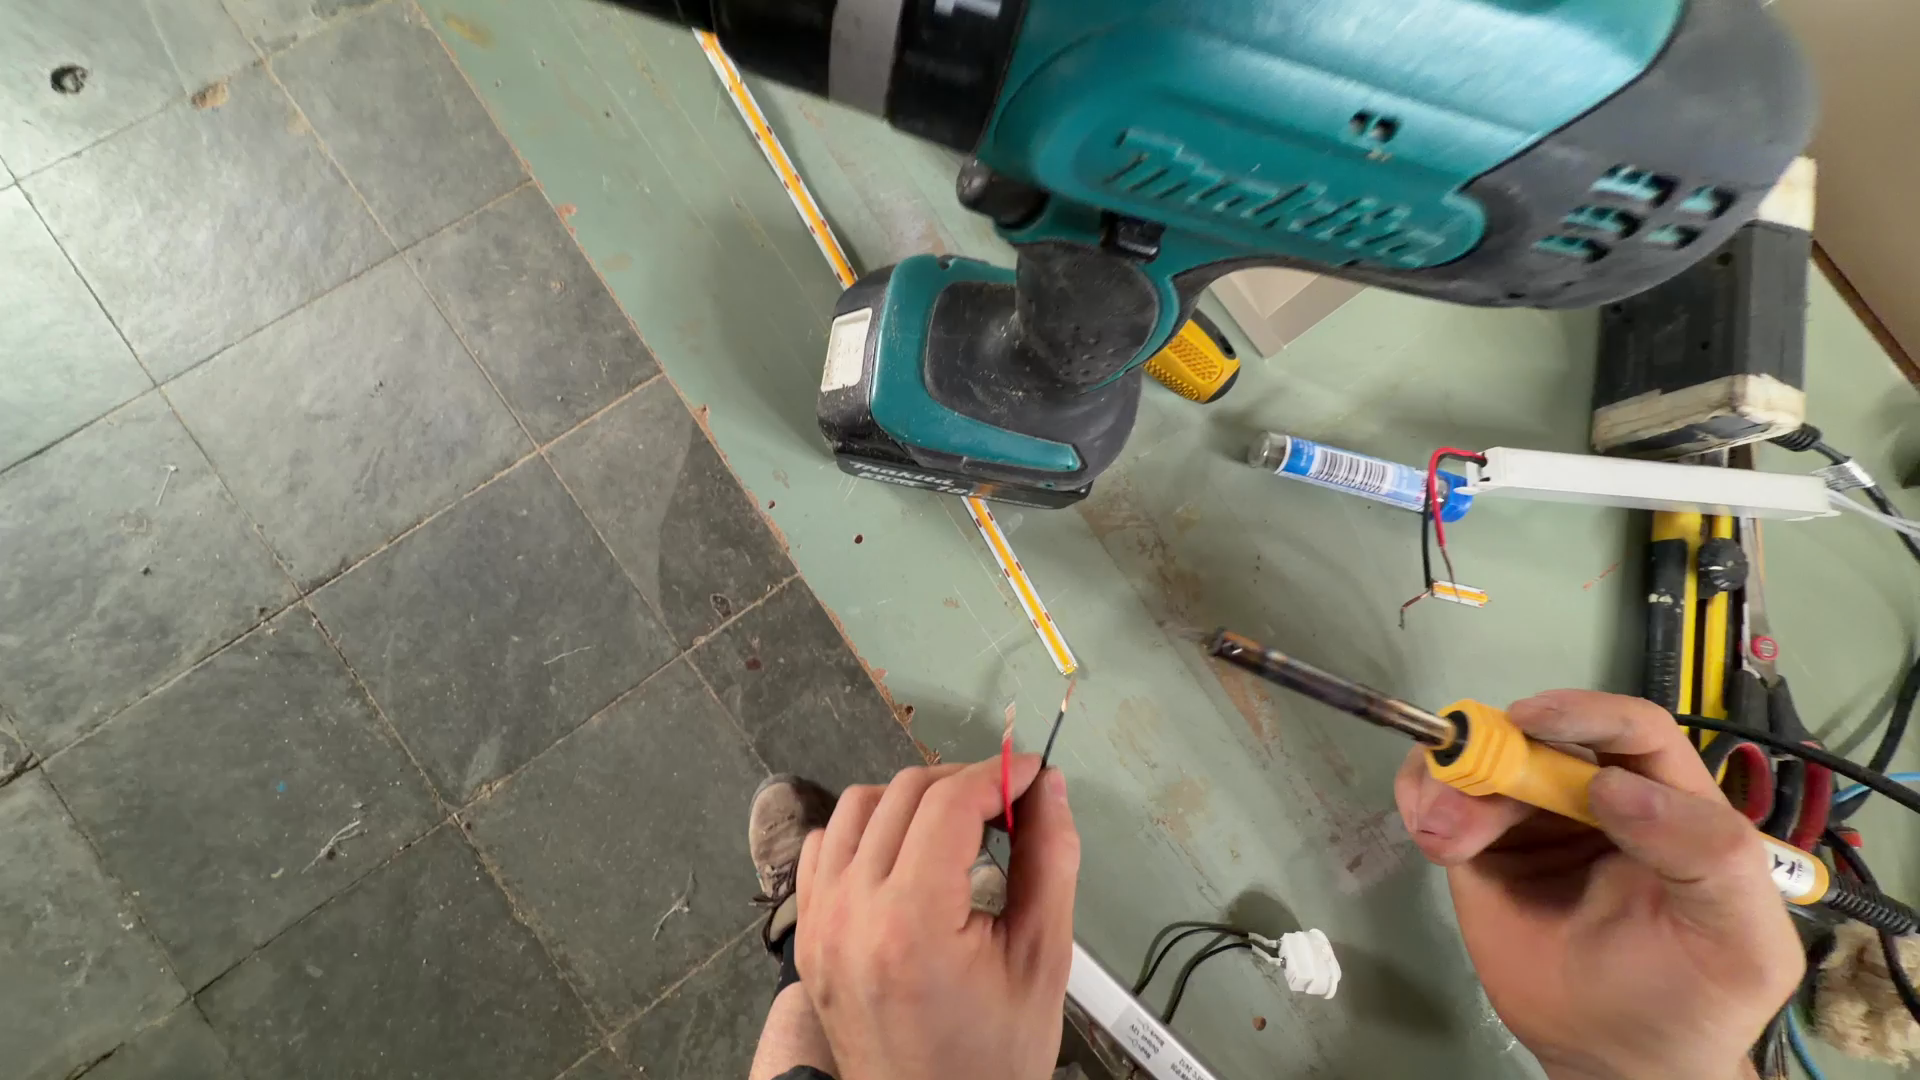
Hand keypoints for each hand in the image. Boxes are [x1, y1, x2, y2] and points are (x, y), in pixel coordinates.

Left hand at [795, 754, 1079, 1079]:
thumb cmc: (995, 1054)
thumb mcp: (1043, 960)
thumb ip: (1051, 860)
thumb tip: (1051, 785)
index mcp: (912, 923)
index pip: (949, 803)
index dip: (998, 774)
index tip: (1034, 772)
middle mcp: (851, 912)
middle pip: (906, 793)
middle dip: (964, 782)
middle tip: (1007, 803)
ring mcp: (819, 920)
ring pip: (859, 805)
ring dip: (913, 798)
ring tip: (957, 825)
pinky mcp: (806, 932)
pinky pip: (825, 844)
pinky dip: (865, 829)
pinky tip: (901, 853)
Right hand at [1395, 690, 1802, 1079]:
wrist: (1603, 1051)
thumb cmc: (1686, 996)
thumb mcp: (1735, 943)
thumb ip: (1706, 859)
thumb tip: (1612, 785)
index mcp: (1665, 802)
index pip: (1629, 728)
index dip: (1580, 712)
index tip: (1525, 722)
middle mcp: (1588, 793)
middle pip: (1527, 739)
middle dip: (1483, 765)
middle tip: (1455, 824)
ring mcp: (1523, 812)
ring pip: (1469, 758)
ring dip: (1443, 790)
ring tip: (1440, 845)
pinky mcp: (1471, 833)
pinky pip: (1431, 786)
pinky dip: (1416, 793)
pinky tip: (1427, 834)